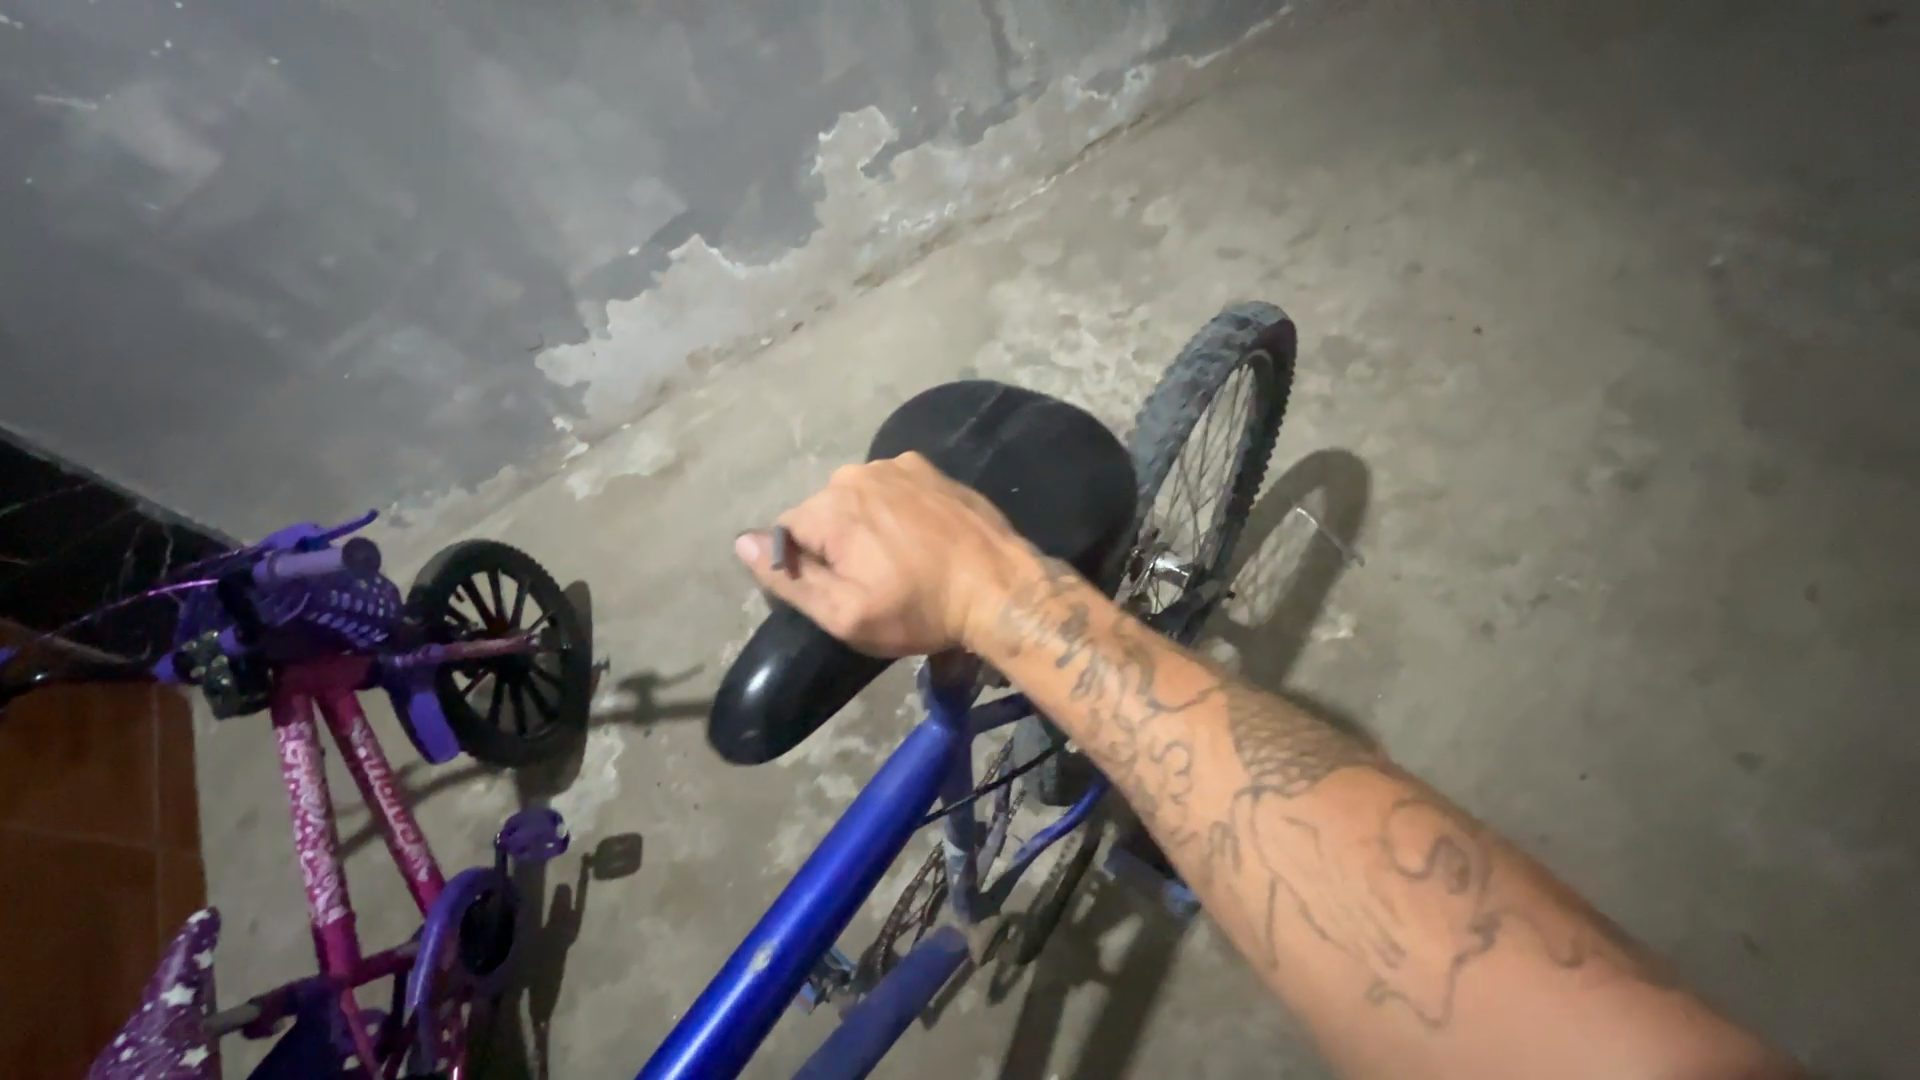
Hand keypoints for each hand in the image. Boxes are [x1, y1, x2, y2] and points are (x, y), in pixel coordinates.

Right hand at [734, 453, 1034, 656]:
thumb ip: (789, 578)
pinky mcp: (929, 469)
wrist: (1000, 587)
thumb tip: (741, 543)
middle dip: (836, 544)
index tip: (842, 591)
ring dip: (867, 526)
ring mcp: (898, 465)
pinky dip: (896, 511)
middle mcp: (857, 473)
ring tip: (902, 560)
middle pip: (823, 513)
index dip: (806, 568)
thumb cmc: (920, 608)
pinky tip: (921, 538)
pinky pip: (892, 489)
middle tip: (876, 580)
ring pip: (858, 499)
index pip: (786, 534)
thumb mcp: (846, 614)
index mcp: (830, 507)